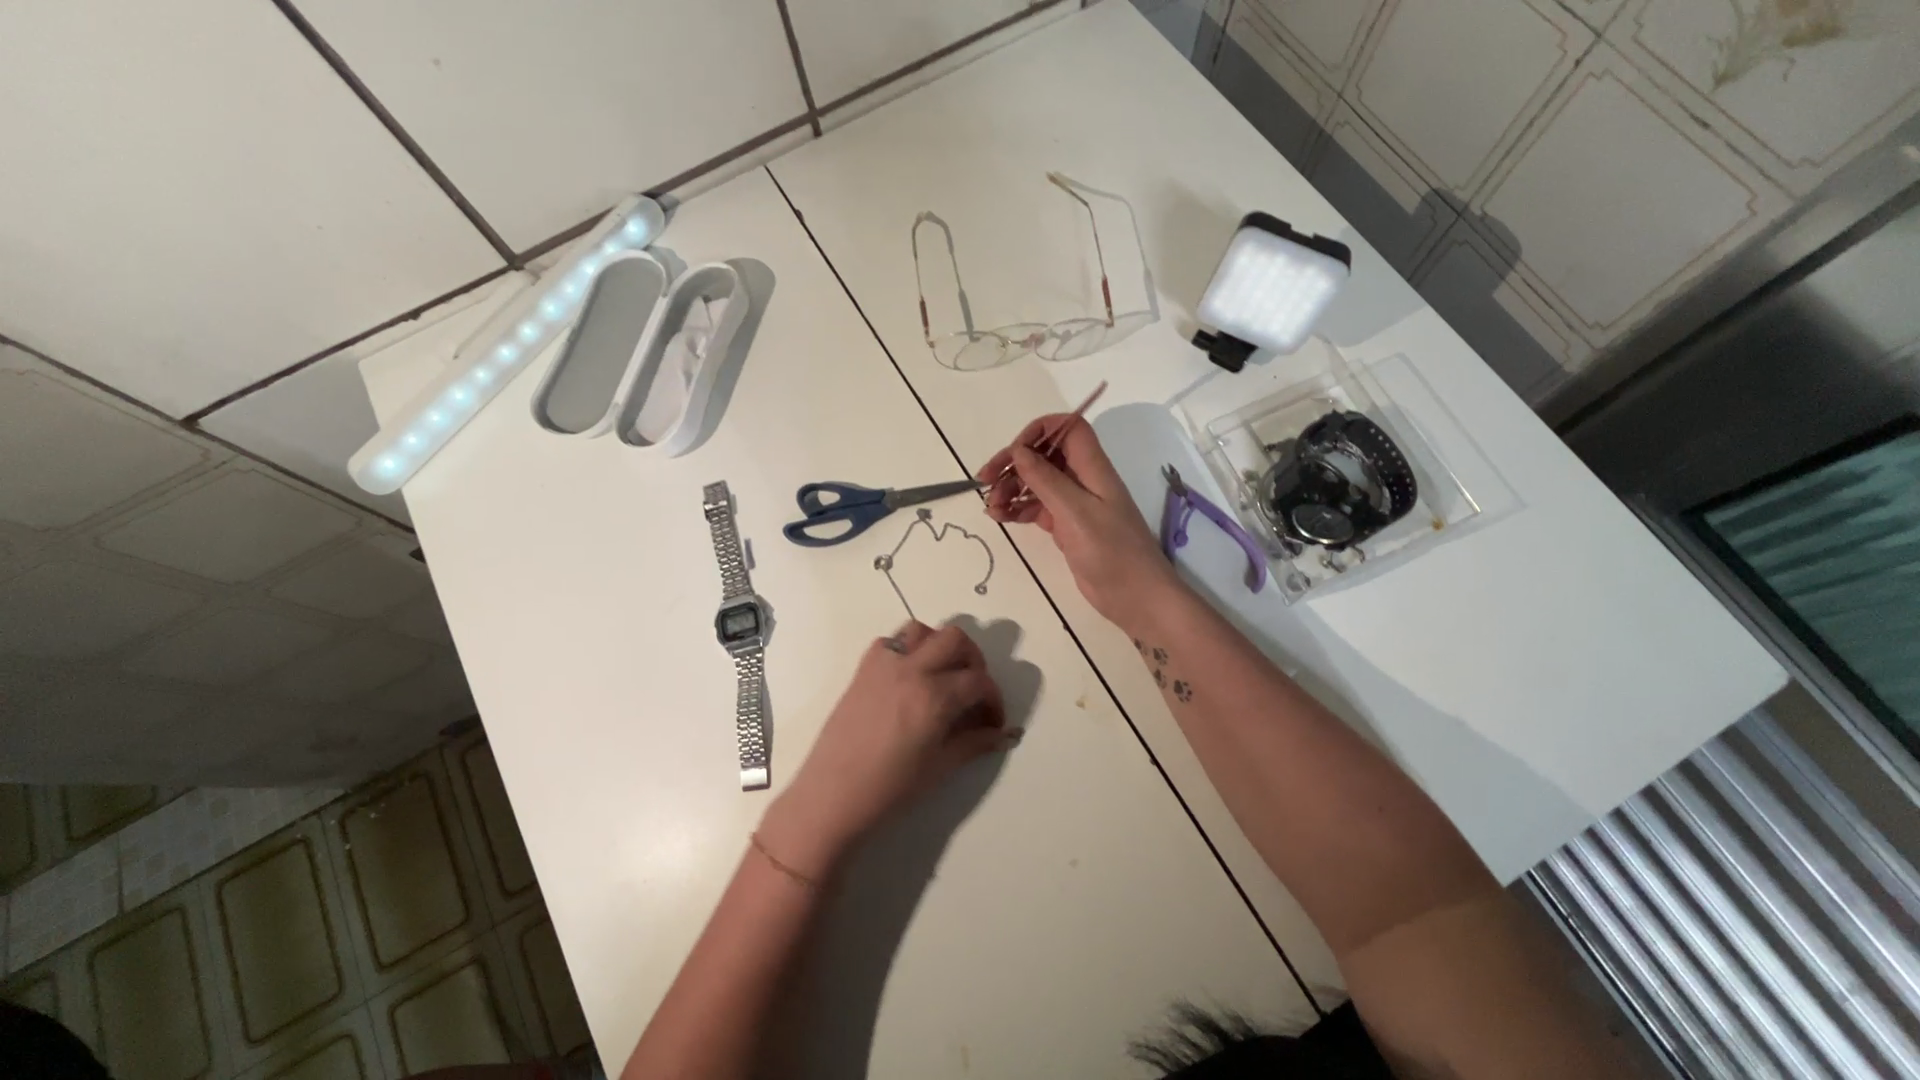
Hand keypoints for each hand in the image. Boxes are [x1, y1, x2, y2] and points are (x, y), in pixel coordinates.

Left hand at [762, 621, 1011, 876]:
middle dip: (973, 660)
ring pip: (922, 630)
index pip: (979, 681)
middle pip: (956, 639)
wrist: (833, 795)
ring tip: (943, 675)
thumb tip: (1004, 734)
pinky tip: (910, 678)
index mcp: (935, 696)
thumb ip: (975, 743)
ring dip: (939, 646)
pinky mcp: (863, 670)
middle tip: (973, 690)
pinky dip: (907, 649)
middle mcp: (912, 670)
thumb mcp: (940, 767)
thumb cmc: (890, 789)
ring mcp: (884, 665)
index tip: (992, 722)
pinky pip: (890, 641)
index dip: (994, 699)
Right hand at [976, 416, 1182, 630]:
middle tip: (984, 481)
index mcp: (1093, 468)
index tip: (1013, 452)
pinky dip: (1017, 508)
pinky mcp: (1067, 527)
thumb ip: (1046, 480)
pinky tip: (1000, 517)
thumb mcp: (1076, 513)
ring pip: (1037, 482)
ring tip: (990, 507)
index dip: (1039, 431)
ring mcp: (1075, 504)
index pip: (1067, 428)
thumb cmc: (1112, 552)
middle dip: (1014, 462)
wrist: (1136, 598)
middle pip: (1044, 455)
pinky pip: (1037, 508)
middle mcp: (1083, 480)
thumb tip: (1018, 451)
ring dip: (1011, 488)